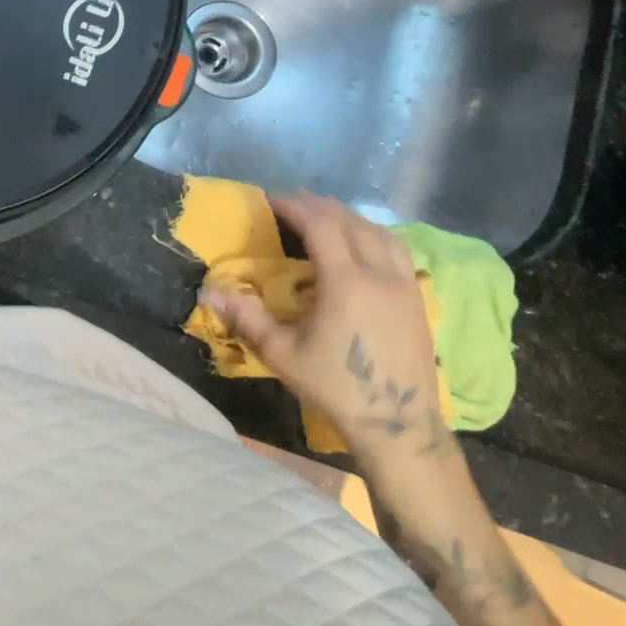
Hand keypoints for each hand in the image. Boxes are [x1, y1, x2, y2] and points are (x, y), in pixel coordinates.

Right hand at [199, 193, 445, 462]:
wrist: (398, 424)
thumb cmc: (335, 387)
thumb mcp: (281, 353)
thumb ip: (246, 317)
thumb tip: (207, 292)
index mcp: (347, 284)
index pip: (322, 226)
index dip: (295, 207)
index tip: (270, 200)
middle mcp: (381, 275)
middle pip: (351, 222)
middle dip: (318, 207)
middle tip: (289, 205)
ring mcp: (406, 285)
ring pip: (380, 232)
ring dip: (348, 217)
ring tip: (322, 218)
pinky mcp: (418, 298)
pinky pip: (397, 250)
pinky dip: (373, 234)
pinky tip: (359, 244)